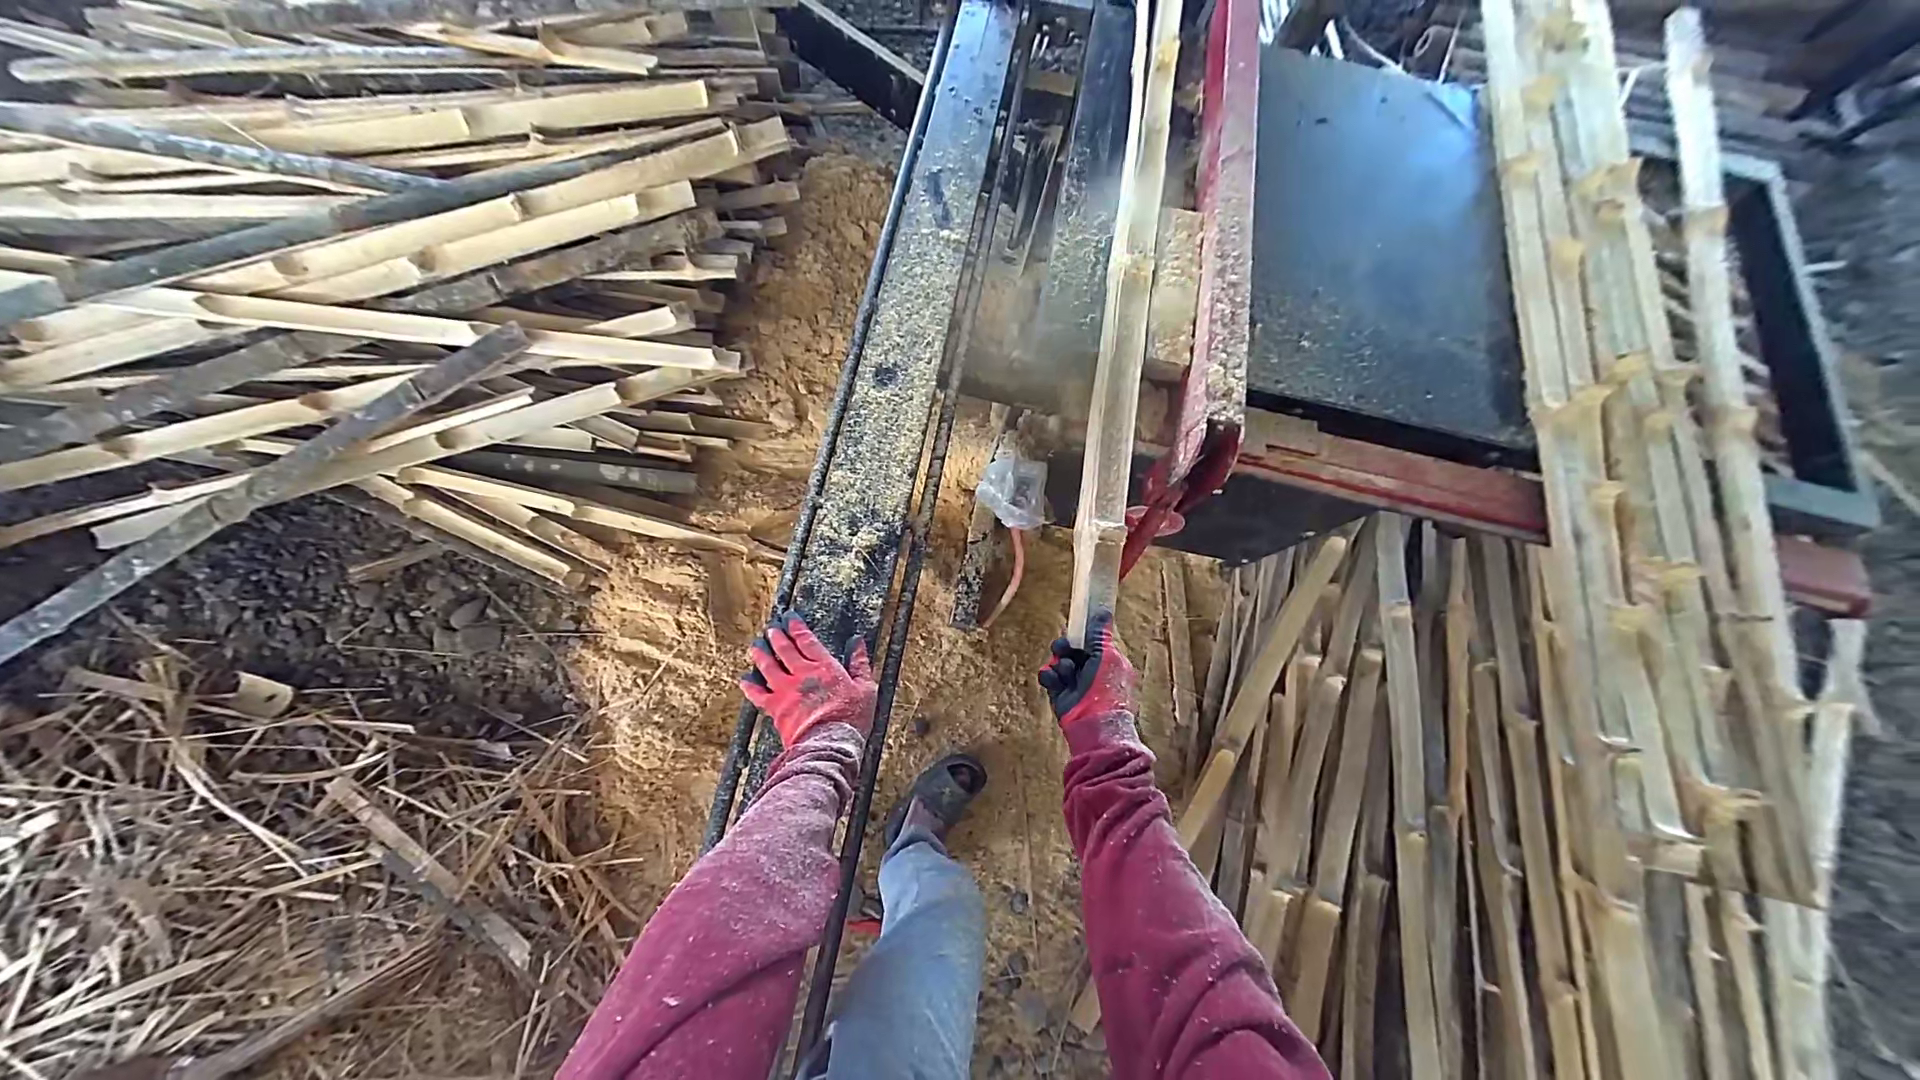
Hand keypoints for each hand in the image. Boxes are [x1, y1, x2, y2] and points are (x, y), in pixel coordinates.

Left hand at [741, 611, 876, 743]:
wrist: (829, 744)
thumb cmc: (850, 718)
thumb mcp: (865, 688)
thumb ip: (860, 663)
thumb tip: (858, 643)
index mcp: (824, 667)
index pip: (807, 640)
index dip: (797, 627)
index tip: (790, 618)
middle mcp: (801, 675)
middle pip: (784, 649)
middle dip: (777, 636)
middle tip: (771, 629)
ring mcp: (786, 691)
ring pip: (768, 667)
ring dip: (761, 654)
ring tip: (756, 646)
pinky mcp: (776, 709)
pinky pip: (758, 694)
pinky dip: (750, 686)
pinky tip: (745, 680)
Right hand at [1037, 608, 1134, 727]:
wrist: (1094, 725)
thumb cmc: (1107, 690)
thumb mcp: (1108, 656)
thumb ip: (1101, 634)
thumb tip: (1104, 611)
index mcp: (1106, 661)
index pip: (1090, 641)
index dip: (1081, 635)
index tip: (1076, 630)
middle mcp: (1090, 670)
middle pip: (1070, 648)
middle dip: (1065, 647)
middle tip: (1065, 650)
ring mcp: (1073, 682)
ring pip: (1057, 660)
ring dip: (1060, 664)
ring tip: (1067, 674)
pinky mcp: (1058, 692)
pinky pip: (1047, 675)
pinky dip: (1050, 677)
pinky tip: (1057, 683)